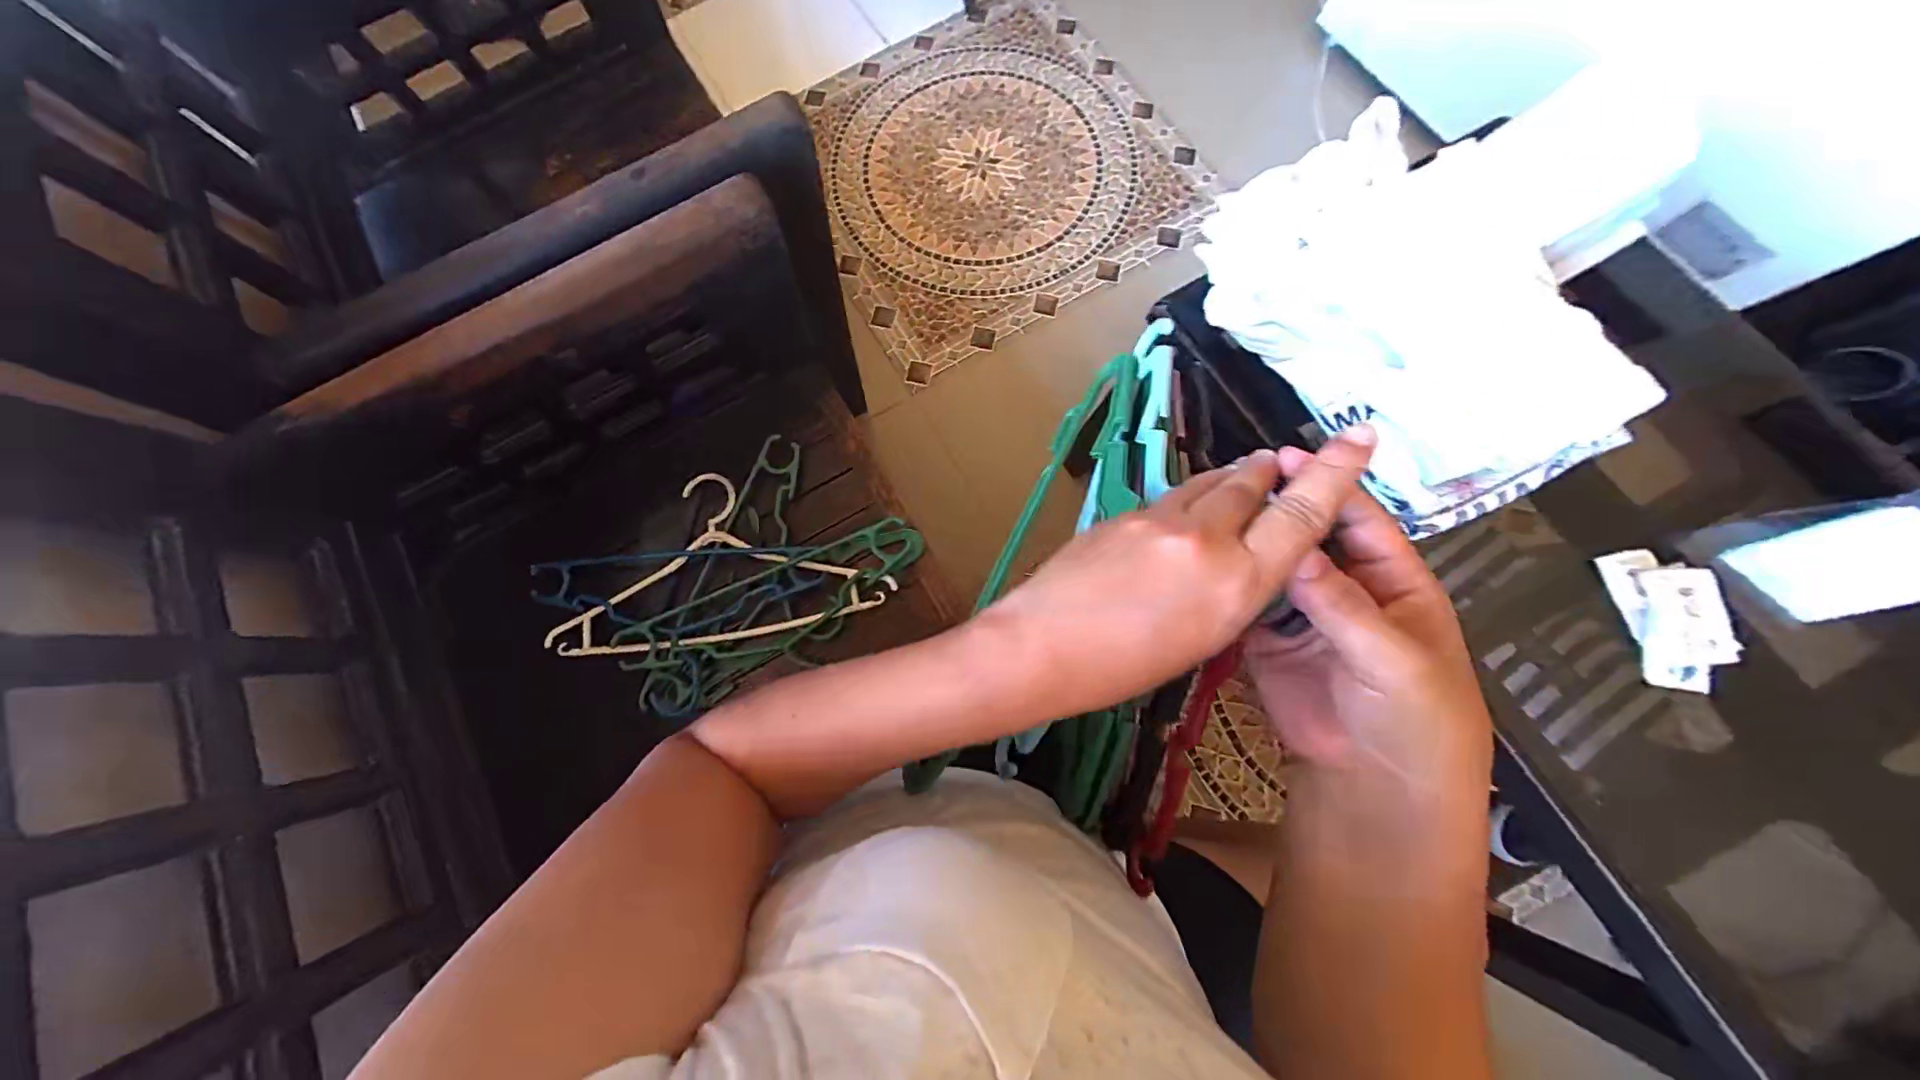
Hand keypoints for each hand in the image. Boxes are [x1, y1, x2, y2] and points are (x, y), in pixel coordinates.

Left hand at [979, 427, 1377, 720]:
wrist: (1037, 647)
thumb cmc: (1120, 669)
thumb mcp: (1200, 642)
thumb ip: (1231, 592)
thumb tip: (1241, 560)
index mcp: (1236, 585)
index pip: (1300, 515)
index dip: (1334, 471)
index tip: (1357, 436)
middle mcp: (1205, 541)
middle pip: (1251, 483)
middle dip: (1270, 471)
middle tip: (1279, 464)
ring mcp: (1157, 521)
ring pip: (1209, 483)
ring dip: (1230, 479)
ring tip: (1241, 478)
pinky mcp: (1122, 514)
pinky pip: (1170, 497)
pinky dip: (1188, 498)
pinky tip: (1183, 513)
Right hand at [1242, 447, 1490, 801]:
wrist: (1376, 785)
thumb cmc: (1415, 718)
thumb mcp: (1393, 657)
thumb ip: (1343, 604)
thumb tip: (1294, 551)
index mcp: (1394, 583)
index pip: (1362, 523)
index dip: (1330, 490)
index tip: (1289, 458)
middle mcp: (1347, 590)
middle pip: (1312, 540)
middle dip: (1283, 512)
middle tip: (1239, 483)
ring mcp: (1305, 616)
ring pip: (1276, 570)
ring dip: (1253, 547)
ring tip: (1215, 518)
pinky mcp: (1270, 643)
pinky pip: (1250, 607)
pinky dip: (1232, 589)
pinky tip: (1208, 568)